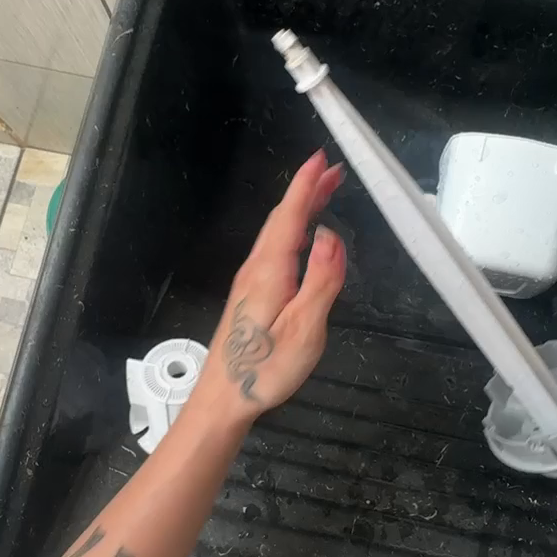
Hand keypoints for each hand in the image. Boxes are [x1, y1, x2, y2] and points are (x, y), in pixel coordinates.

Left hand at [193, 151, 347, 425]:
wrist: (223, 397)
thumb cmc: (265, 369)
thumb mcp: (305, 329)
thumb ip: (321, 280)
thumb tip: (332, 235)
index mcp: (270, 270)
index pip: (289, 216)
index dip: (306, 185)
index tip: (321, 158)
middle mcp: (256, 268)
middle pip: (281, 218)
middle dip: (306, 190)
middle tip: (332, 170)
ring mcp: (250, 280)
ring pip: (276, 232)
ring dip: (300, 208)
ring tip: (324, 193)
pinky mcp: (250, 294)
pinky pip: (274, 247)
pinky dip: (292, 228)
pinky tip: (302, 235)